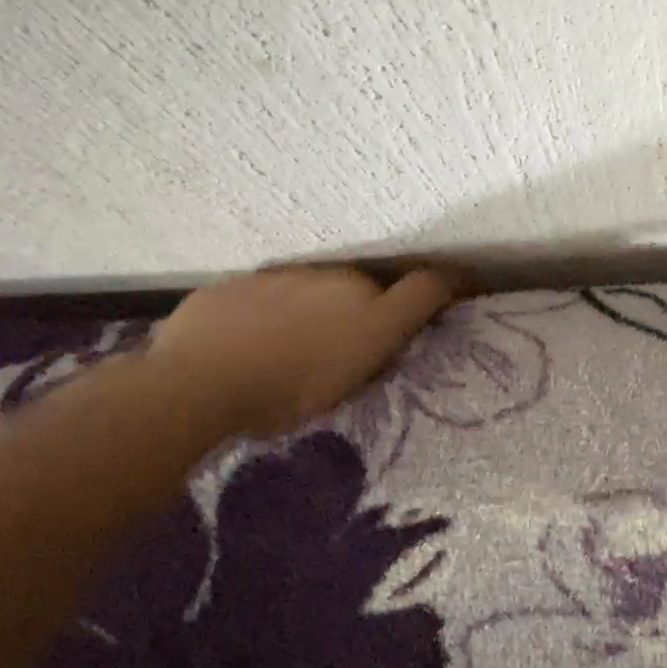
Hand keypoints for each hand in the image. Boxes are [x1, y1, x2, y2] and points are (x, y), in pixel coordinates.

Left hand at [147, 267, 452, 435]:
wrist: (197, 383)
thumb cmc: (291, 390)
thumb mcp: (355, 381)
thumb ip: (382, 350)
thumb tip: (394, 331)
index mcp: (372, 305)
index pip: (429, 284)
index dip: (455, 282)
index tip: (469, 286)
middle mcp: (336, 278)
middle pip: (368, 286)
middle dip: (369, 305)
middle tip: (352, 342)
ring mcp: (283, 277)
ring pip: (315, 288)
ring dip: (317, 307)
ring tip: (293, 345)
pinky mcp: (237, 283)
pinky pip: (266, 295)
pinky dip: (269, 312)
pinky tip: (250, 341)